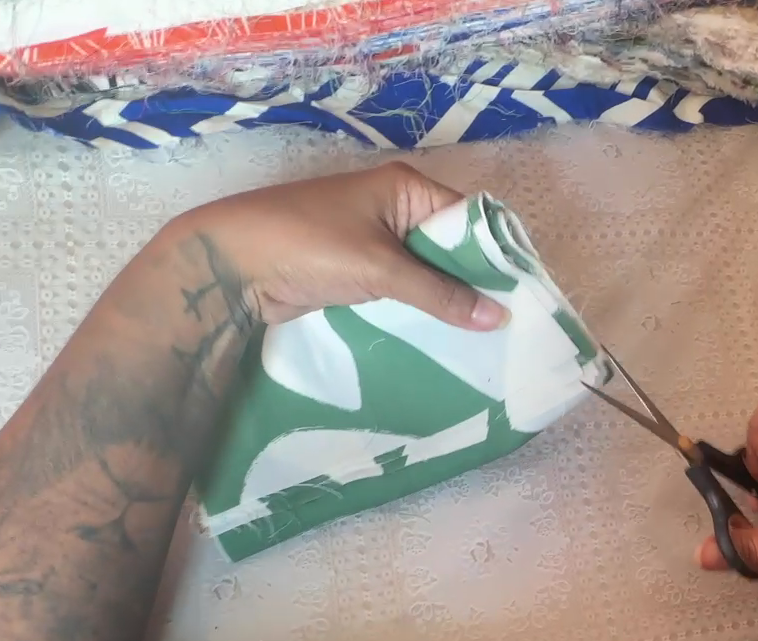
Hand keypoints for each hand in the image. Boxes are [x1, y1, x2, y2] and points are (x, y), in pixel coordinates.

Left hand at [173, 162, 509, 328]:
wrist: (232, 265)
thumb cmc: (308, 246)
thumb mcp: (382, 269)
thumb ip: (441, 295)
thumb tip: (498, 318)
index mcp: (406, 189)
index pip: (470, 218)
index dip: (498, 253)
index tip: (524, 292)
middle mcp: (398, 210)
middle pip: (454, 246)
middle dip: (479, 282)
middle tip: (511, 321)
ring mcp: (381, 242)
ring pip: (433, 272)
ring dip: (454, 299)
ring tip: (489, 334)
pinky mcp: (366, 271)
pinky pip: (411, 289)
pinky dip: (429, 309)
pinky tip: (450, 335)